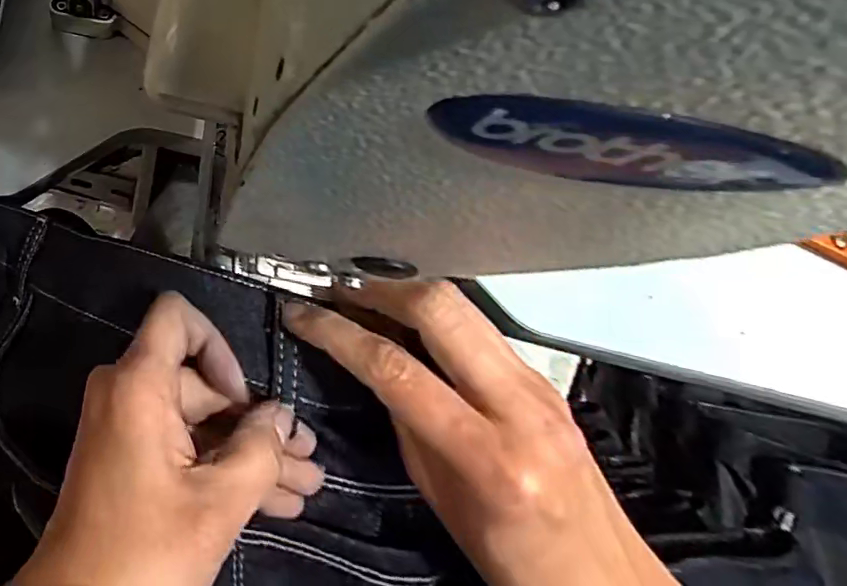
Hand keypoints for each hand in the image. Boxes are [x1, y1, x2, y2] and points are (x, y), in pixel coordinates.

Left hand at [15, 292, 324, 585]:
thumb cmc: (145, 550)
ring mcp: (127, 426)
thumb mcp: (215, 503)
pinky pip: (182, 444)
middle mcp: (127, 391)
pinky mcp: (130, 459)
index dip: (218, 345)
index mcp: (138, 381)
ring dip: (250, 451)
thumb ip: (258, 452)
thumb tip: (282, 418)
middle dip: (257, 421)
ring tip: (305, 483)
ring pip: (199, 421)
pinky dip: (221, 466)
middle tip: (306, 455)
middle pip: (200, 381)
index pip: (177, 317)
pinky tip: (275, 499)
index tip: (243, 397)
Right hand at [283, 281, 673, 585]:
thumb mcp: (441, 499)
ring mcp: (539, 385)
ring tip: (365, 296)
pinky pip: (479, 325)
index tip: (303, 315)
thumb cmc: (518, 563)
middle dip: (378, 288)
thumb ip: (407, 423)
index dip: (337, 332)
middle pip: (438, 309)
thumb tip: (371, 364)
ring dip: (404, 291)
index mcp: (488, 456)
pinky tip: (410, 321)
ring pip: (461, 304)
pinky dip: (435, 312)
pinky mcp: (543, 377)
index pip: (394, 368)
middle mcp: (520, 406)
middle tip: (338, 290)